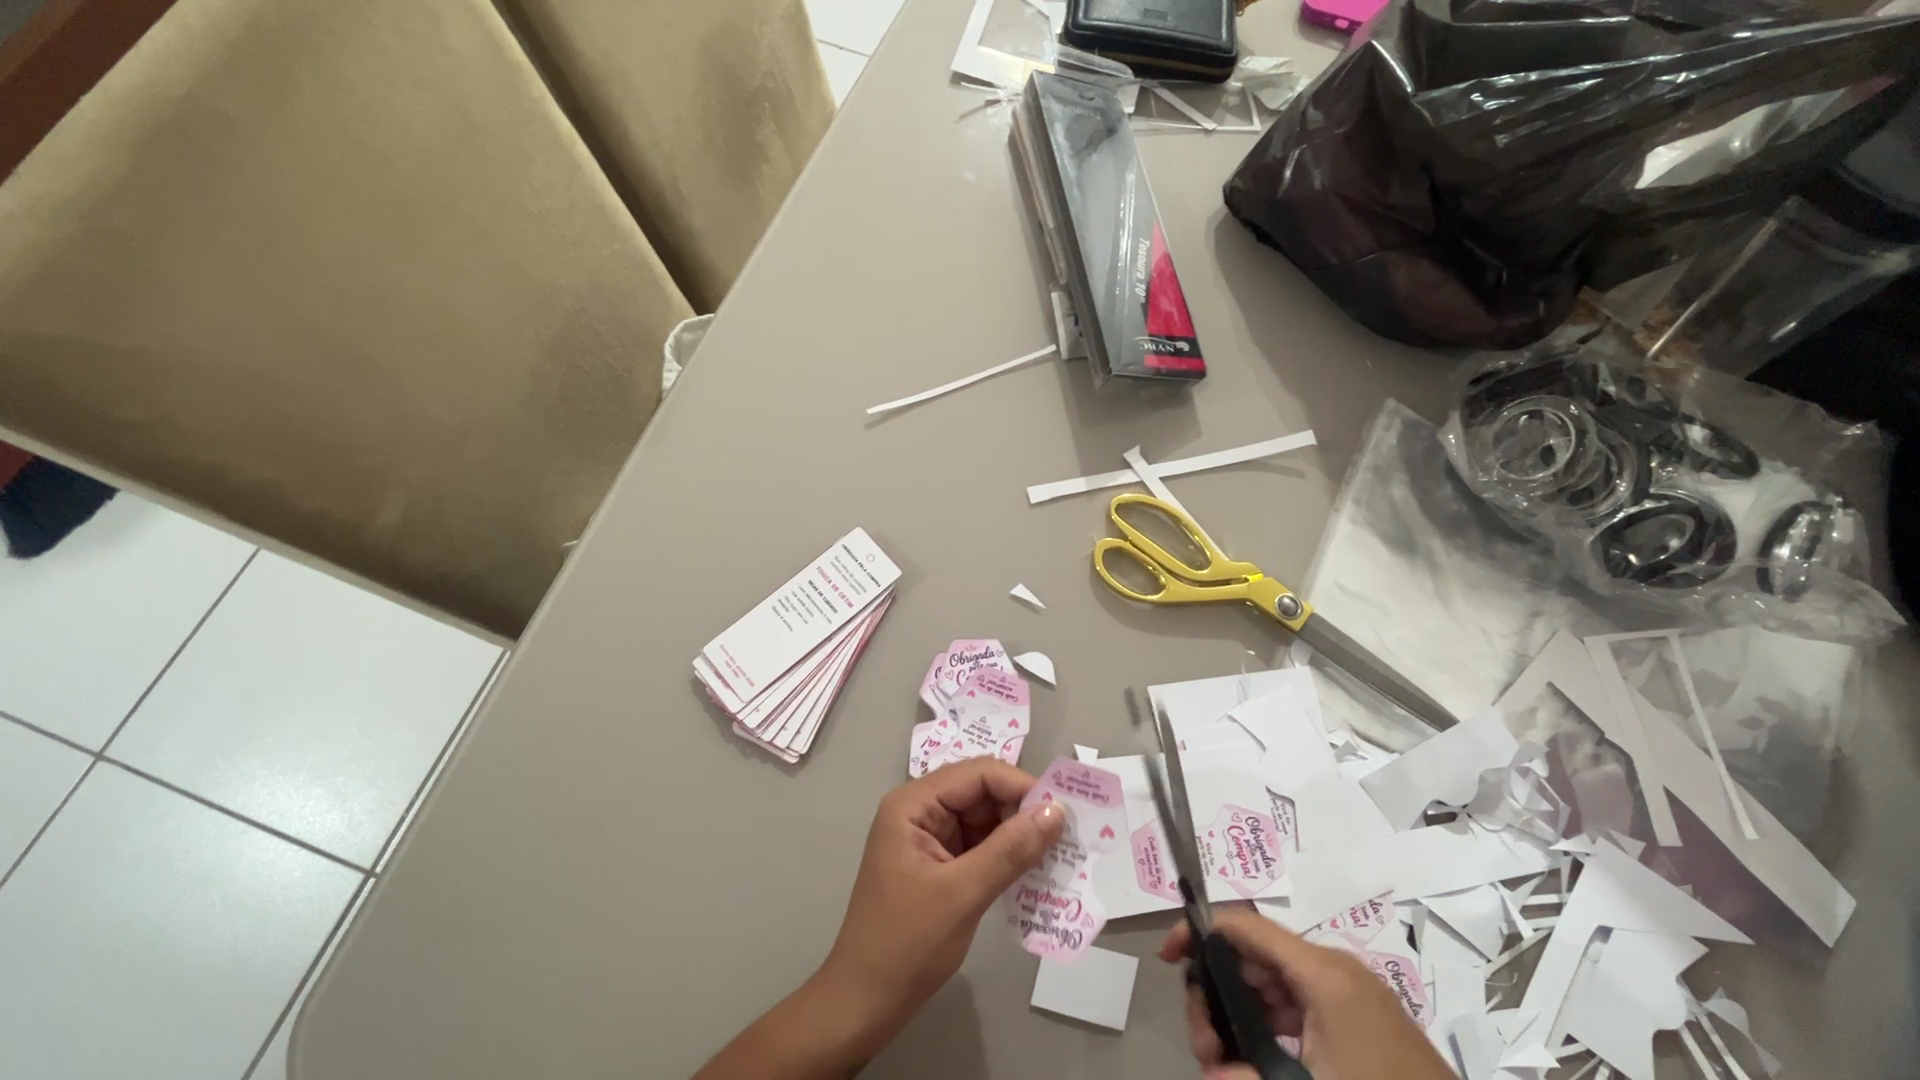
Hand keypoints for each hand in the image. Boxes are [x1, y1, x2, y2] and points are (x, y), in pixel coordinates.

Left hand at [816, 758, 1064, 1048]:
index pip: (977, 774)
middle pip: (982, 793)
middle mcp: (919, 813)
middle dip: (1023, 810)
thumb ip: (1010, 849)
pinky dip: (1006, 856)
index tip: (1063, 814)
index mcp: (913, 805)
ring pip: (984, 820)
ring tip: (1060, 854)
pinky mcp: (938, 867)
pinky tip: (1035, 872)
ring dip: (1018, 835)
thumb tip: (1057, 810)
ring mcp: (928, 840)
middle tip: (1068, 836)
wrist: (865, 1003)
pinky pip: (980, 847)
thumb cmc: (906, 944)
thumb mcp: (963, 894)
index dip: (1021, 786)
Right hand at [1159, 909, 1454, 1079]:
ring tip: (1223, 1062)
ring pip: (1270, 986)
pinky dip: (1267, 1028)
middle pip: (1252, 960)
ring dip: (1238, 1017)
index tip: (1168, 959)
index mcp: (1323, 973)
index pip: (1246, 926)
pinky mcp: (1356, 1019)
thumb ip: (1250, 1075)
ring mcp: (1347, 994)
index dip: (1199, 933)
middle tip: (1203, 1048)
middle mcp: (1333, 970)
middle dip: (1215, 996)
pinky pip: (1296, 1007)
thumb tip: (1211, 1072)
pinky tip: (1255, 1064)